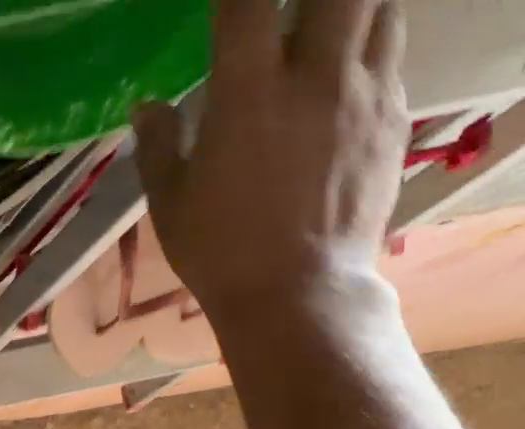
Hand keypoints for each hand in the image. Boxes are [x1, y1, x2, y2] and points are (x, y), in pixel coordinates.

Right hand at [132, 0, 406, 311]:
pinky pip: (391, 50)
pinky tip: (343, 59)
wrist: (297, 286)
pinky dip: (369, 38)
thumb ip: (159, 144)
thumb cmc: (216, 248)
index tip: (222, 2)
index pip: (246, 7)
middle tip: (278, 11)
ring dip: (346, 4)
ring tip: (318, 21)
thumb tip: (147, 106)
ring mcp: (366, 91)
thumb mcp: (169, 201)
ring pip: (379, 6)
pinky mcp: (395, 113)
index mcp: (248, 99)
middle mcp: (316, 78)